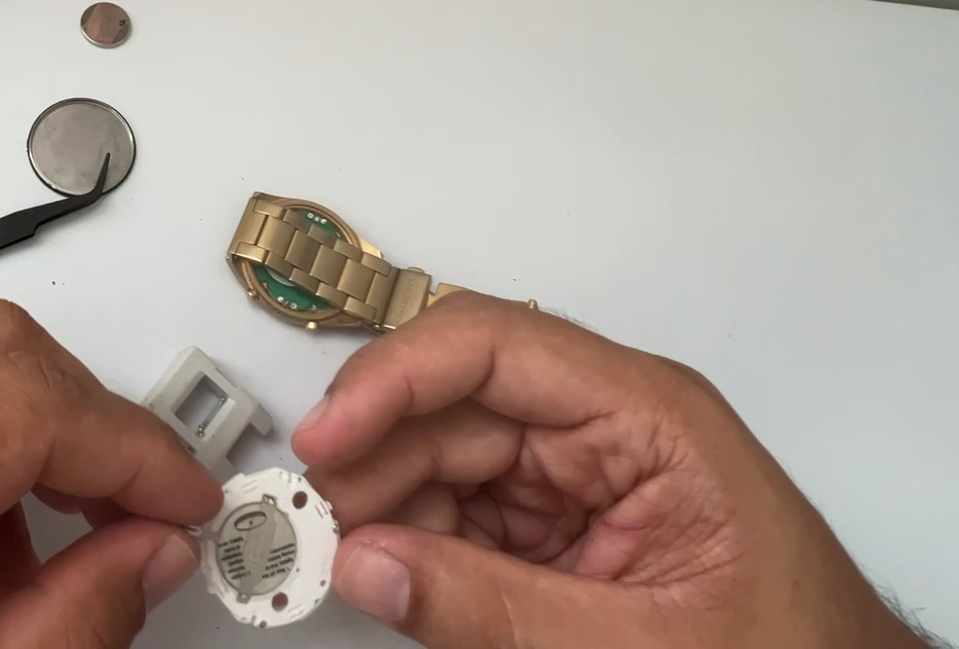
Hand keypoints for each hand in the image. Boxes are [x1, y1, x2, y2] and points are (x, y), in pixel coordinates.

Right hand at [293, 291, 931, 647]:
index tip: (329, 438)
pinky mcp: (543, 507)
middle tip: (318, 508)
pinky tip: (391, 562)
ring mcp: (562, 459)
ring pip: (435, 442)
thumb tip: (359, 564)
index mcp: (639, 411)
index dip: (395, 377)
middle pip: (448, 392)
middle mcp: (590, 414)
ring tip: (344, 546)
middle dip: (375, 443)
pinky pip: (451, 494)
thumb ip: (494, 614)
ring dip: (383, 489)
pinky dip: (409, 527)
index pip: (489, 344)